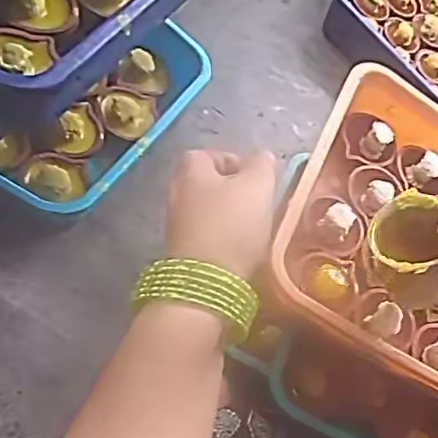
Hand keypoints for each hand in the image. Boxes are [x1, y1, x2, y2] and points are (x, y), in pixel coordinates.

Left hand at [165, 150, 278, 278]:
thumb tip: (262, 158)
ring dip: (226, 217)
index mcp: (190, 169)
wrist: (206, 283)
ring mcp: (175, 224)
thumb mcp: (257, 188)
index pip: (212, 154)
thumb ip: (262, 167)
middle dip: (231, 192)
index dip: (236, 163)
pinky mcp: (180, 251)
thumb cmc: (233, 227)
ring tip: (250, 231)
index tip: (257, 181)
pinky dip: (219, 237)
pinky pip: (203, 234)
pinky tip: (236, 250)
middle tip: (255, 206)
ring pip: (205, 210)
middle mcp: (176, 192)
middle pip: (207, 184)